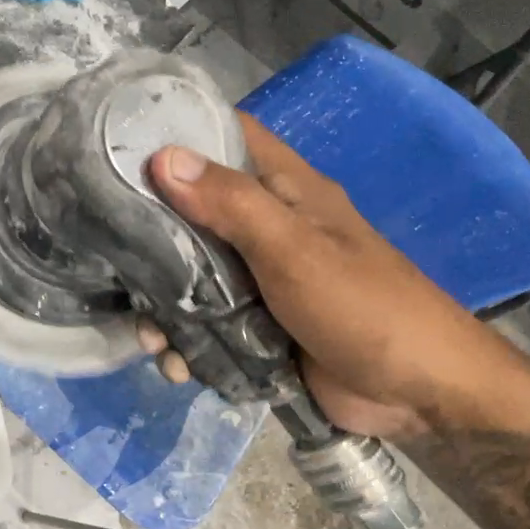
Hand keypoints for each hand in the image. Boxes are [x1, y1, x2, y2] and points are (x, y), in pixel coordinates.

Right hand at [140, 114, 529, 440]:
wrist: (417, 395)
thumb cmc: (365, 308)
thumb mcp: (294, 250)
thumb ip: (231, 205)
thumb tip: (163, 156)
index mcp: (287, 194)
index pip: (230, 139)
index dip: (180, 132)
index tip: (120, 146)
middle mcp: (268, 231)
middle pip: (192, 214)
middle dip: (151, 239)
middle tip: (112, 259)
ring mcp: (258, 283)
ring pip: (188, 280)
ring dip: (163, 309)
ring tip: (153, 340)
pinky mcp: (252, 329)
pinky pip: (201, 328)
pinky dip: (184, 347)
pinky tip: (178, 366)